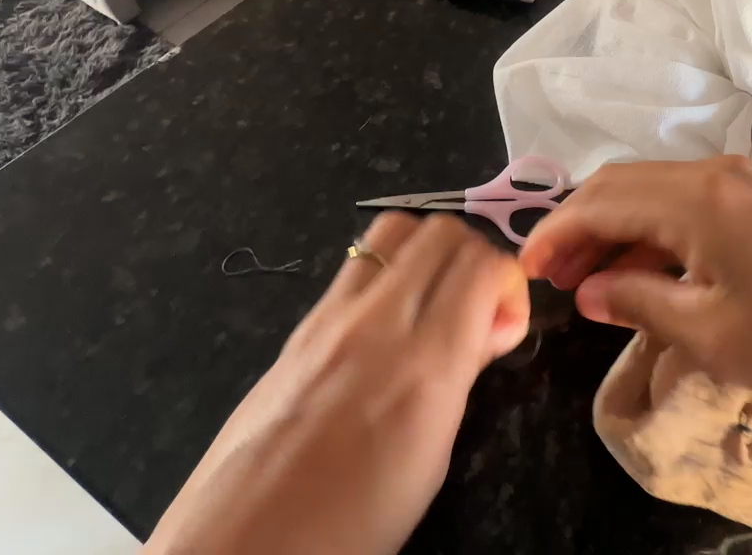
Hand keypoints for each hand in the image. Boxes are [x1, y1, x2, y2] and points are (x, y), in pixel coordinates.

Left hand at [145, 213, 529, 554]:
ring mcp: (334, 314)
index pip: (483, 265)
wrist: (241, 545)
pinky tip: (393, 315)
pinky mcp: (303, 321)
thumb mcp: (433, 460)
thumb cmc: (352, 523)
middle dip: (477, 258)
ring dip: (432, 250)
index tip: (506, 326)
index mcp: (425, 365)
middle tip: (477, 309)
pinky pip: (360, 261)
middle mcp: (380, 321)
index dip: (511, 283)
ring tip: (436, 298)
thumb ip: (463, 374)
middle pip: (444, 232)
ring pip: (398, 228)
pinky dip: (394, 267)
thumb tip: (491, 326)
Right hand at [518, 156, 751, 420]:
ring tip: (586, 280)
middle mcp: (715, 173)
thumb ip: (638, 301)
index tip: (525, 270)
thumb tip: (587, 289)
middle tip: (551, 279)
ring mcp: (741, 182)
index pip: (602, 200)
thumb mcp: (712, 335)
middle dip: (579, 227)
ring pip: (653, 192)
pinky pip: (686, 204)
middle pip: (623, 185)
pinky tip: (640, 271)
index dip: (556, 233)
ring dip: (614, 229)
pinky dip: (652, 232)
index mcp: (698, 198)